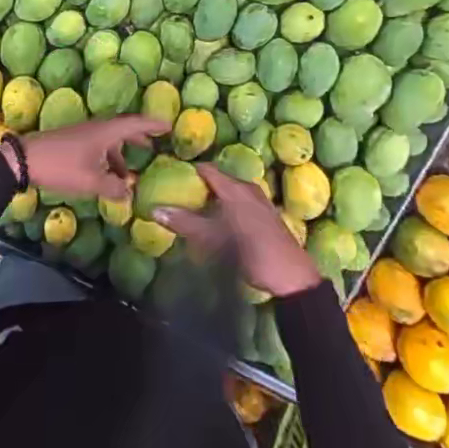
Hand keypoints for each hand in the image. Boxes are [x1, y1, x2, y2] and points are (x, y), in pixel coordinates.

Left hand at [0, 114, 168, 199]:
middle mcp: (96, 129)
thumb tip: (130, 192)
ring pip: (109, 141)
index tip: (169, 125)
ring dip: (121, 154)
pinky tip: (106, 177)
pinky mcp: (72, 143)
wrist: (25, 159)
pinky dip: (108, 159)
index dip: (153, 124)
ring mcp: (83, 135)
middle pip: (123, 129)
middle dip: (139, 137)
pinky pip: (98, 147)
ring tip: (130, 175)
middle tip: (155, 145)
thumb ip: (113, 188)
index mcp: (105, 132)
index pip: (135, 123)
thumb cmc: (61, 166)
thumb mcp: (91, 181)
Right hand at [152, 164, 321, 297]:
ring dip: (211, 198)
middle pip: (217, 179)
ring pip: (228, 191)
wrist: (293, 279)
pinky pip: (238, 201)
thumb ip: (185, 223)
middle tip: (175, 194)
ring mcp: (259, 201)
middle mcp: (247, 188)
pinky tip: (216, 221)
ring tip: (191, 208)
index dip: (186, 170)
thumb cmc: (253, 252)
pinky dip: (224, 206)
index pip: (205, 169)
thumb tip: (155, 210)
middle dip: (197, 185)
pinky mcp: (265, 214)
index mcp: (235, 188)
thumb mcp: (214, 239)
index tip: (167, 176)